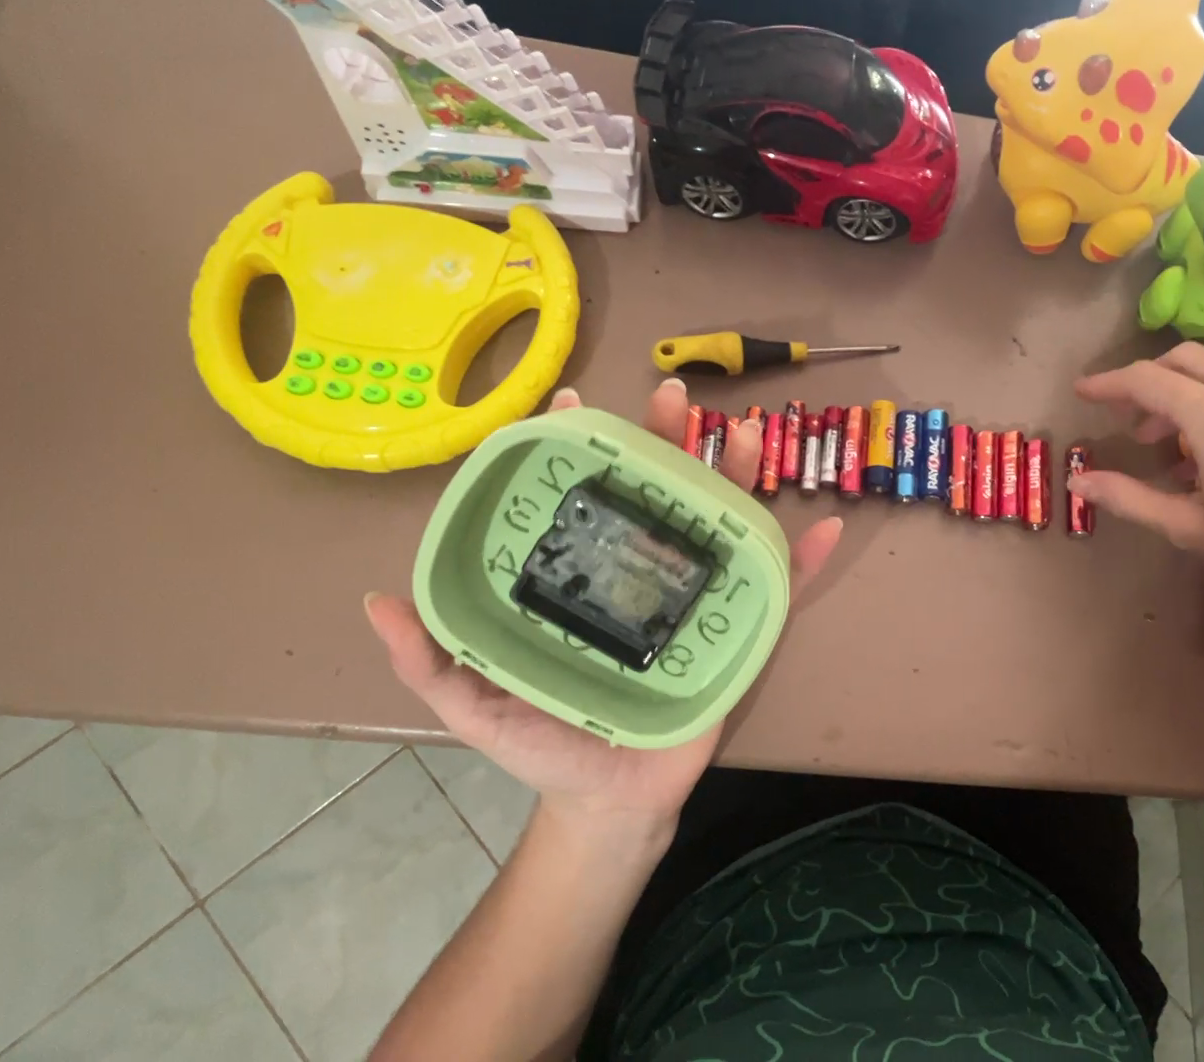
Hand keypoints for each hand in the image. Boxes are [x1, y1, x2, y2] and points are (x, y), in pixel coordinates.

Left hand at [365, 380, 841, 833]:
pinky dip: (804, 560)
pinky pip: (778, 593)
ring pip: (719, 526)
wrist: (610, 804)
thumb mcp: (476, 703)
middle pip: (660, 496)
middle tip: (673, 399)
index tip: (573, 404)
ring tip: (746, 436)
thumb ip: (429, 660)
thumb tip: (377, 602)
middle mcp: (642, 576)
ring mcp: (694, 601)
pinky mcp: (736, 636)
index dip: (581, 449)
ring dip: (740, 478)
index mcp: (587, 578)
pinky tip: (825, 528)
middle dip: (668, 442)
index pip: (585, 499)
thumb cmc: (548, 747)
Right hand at [1069, 344, 1203, 646]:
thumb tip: (1079, 482)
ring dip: (1180, 390)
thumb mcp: (1191, 527)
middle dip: (1145, 381)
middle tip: (1125, 421)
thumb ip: (1130, 498)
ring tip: (1166, 442)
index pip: (1146, 380)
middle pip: (1182, 360)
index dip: (1107, 383)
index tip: (1081, 391)